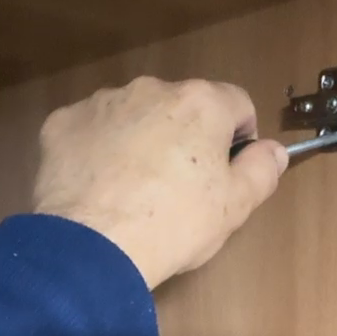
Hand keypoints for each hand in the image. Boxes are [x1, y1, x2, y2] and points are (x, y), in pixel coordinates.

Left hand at [32, 76, 289, 289]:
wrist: (94, 246)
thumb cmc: (175, 225)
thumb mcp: (235, 207)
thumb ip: (262, 171)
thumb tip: (274, 150)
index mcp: (200, 103)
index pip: (236, 104)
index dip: (239, 138)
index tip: (228, 173)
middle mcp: (151, 88)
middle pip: (181, 108)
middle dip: (186, 139)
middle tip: (180, 190)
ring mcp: (102, 102)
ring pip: (134, 116)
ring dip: (141, 141)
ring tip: (135, 192)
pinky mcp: (62, 124)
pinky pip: (91, 132)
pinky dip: (99, 152)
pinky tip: (99, 189)